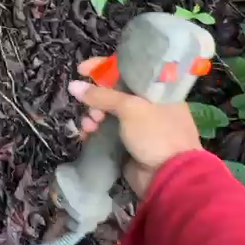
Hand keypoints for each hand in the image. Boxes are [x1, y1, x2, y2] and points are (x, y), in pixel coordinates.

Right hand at [68, 61, 202, 198]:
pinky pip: (104, 131)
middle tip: (89, 106)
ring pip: (106, 113)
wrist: (171, 177)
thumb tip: (73, 86)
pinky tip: (86, 135)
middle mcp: (148, 107)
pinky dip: (94, 131)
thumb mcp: (131, 109)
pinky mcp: (127, 144)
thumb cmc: (157, 135)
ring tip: (89, 125)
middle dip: (95, 98)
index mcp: (157, 93)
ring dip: (92, 116)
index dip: (104, 68)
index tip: (82, 69)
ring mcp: (137, 127)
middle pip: (113, 93)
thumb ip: (102, 96)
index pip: (128, 71)